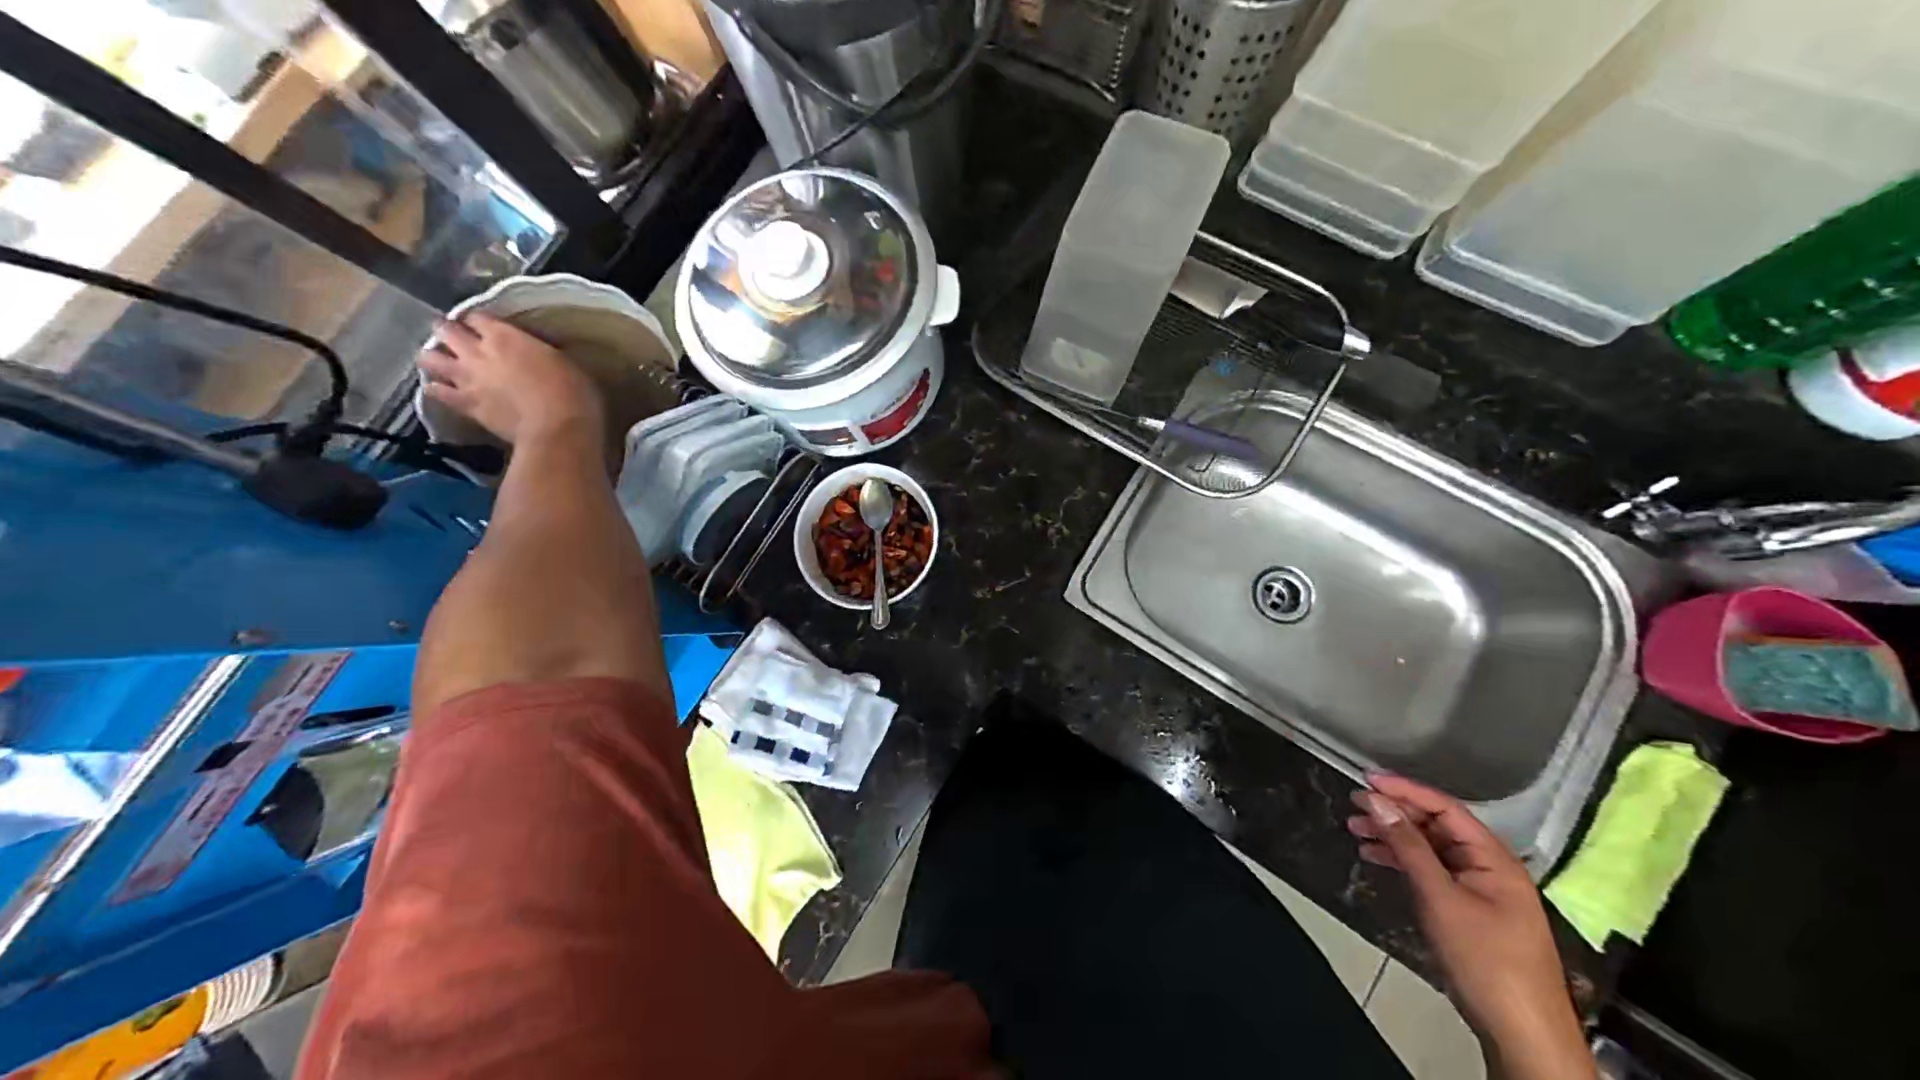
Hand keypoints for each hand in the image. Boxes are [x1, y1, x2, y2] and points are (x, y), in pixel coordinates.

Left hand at [418, 311, 602, 446]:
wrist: (558, 431)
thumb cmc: (573, 394)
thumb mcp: (563, 362)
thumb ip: (538, 353)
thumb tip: (534, 352)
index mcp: (505, 336)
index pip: (478, 316)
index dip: (479, 321)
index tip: (485, 326)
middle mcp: (478, 351)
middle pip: (446, 330)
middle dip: (447, 330)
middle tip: (454, 336)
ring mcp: (467, 379)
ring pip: (430, 358)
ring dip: (434, 357)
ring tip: (440, 361)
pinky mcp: (465, 404)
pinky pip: (437, 392)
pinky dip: (436, 388)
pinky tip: (438, 389)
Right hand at [1349, 774, 1593, 1079]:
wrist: (1521, 1032)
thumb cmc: (1484, 959)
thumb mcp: (1439, 897)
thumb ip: (1407, 846)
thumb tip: (1378, 801)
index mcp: (1494, 858)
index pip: (1445, 807)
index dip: (1405, 789)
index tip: (1366, 779)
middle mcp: (1490, 867)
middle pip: (1437, 826)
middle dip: (1395, 813)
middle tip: (1353, 806)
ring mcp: (1481, 890)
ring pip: (1432, 849)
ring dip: (1394, 837)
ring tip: (1355, 830)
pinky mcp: (1470, 910)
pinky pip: (1433, 872)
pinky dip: (1404, 861)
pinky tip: (1377, 859)